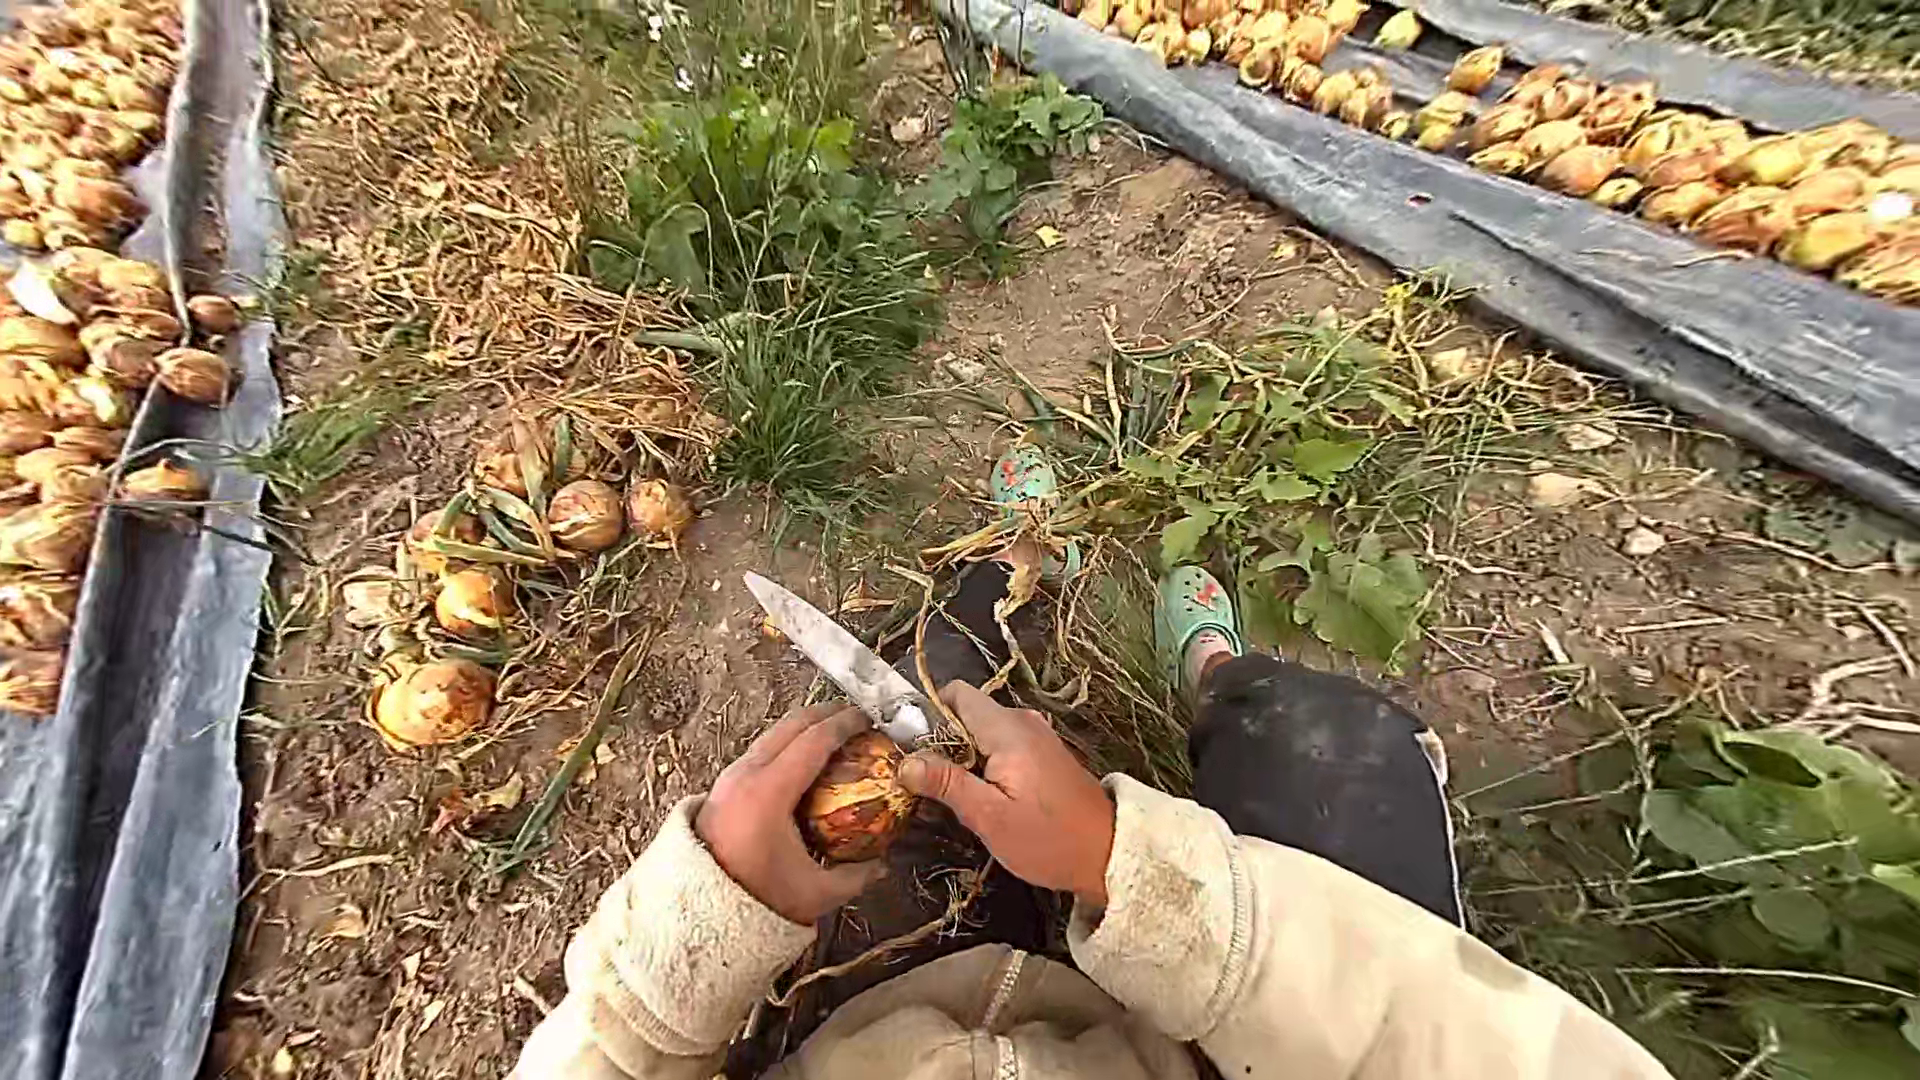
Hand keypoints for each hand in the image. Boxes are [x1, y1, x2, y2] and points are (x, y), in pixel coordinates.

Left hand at [695, 703, 886, 925]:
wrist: (687, 920)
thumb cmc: (753, 903)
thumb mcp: (813, 894)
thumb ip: (854, 876)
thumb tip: (882, 861)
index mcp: (769, 793)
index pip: (815, 740)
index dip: (846, 723)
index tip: (870, 718)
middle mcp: (747, 774)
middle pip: (794, 723)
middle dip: (829, 714)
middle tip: (858, 719)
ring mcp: (731, 775)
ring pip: (776, 731)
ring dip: (808, 725)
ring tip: (836, 734)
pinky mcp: (724, 783)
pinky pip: (765, 746)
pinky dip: (791, 740)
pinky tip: (808, 757)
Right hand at [898, 682, 1114, 907]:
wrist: (1108, 852)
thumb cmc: (1048, 838)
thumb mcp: (990, 817)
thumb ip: (948, 783)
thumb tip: (905, 762)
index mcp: (1007, 728)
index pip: (957, 693)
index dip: (929, 712)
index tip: (912, 746)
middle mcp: (1021, 720)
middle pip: (967, 711)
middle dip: (942, 739)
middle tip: (925, 778)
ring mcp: (1035, 733)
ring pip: (982, 728)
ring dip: (961, 752)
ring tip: (948, 790)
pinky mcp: (1041, 749)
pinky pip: (1000, 741)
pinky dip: (983, 758)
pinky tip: (980, 792)